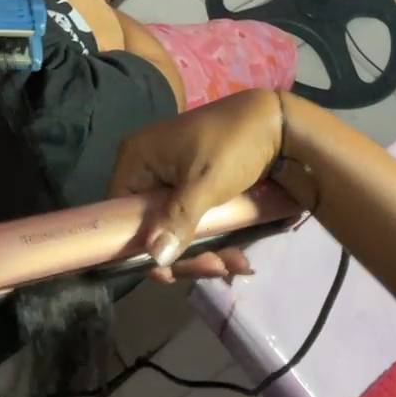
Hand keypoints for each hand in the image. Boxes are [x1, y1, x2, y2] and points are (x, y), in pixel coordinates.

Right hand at [108, 88, 286, 281]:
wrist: (276, 124)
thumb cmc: (232, 146)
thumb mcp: (204, 184)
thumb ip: (176, 220)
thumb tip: (154, 260)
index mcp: (138, 159)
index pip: (119, 209)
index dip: (136, 244)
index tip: (166, 271)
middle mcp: (149, 169)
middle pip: (150, 224)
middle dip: (182, 253)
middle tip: (215, 268)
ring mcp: (173, 179)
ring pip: (175, 227)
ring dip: (203, 252)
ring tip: (235, 263)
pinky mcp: (195, 188)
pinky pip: (193, 221)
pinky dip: (213, 241)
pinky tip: (238, 257)